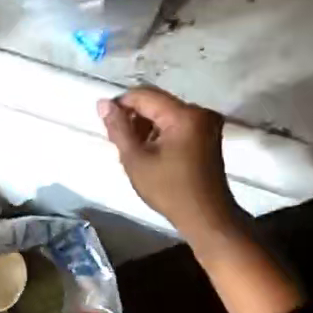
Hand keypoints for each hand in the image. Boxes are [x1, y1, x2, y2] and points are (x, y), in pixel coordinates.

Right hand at [98, 87, 243, 244]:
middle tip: (119, 141)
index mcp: (184, 115)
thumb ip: (118, 128)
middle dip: (134, 118)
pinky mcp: (208, 134)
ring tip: (134, 151)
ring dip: (146, 126)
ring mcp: (207, 123)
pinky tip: (151, 153)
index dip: (121, 104)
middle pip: (157, 103)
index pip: (144, 96)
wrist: (206, 216)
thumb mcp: (135, 159)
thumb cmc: (169, 190)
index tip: (106, 122)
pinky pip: (177, 123)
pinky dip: (160, 133)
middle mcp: (199, 112)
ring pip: (166, 113)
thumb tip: (103, 103)